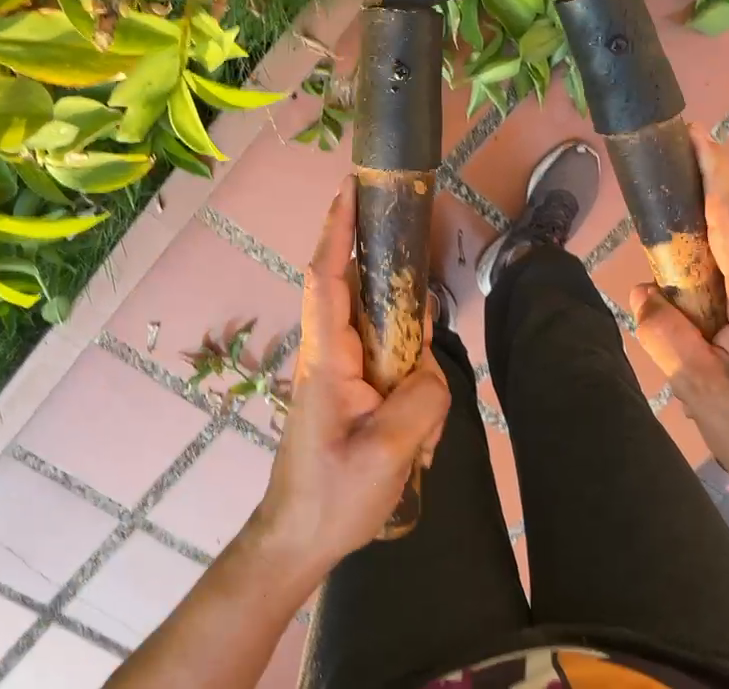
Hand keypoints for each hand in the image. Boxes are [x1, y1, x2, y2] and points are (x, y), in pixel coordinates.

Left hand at [249, 176, 449, 574]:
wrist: (297, 541)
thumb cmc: (331, 496)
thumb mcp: (387, 452)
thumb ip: (422, 399)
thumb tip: (431, 371)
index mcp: (325, 358)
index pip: (327, 277)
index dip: (337, 229)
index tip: (350, 187)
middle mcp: (330, 354)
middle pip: (363, 298)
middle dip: (394, 293)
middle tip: (420, 304)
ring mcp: (341, 374)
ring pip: (387, 340)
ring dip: (412, 373)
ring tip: (417, 436)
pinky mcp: (353, 394)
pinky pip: (391, 373)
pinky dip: (413, 395)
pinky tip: (417, 441)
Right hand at [629, 130, 728, 519]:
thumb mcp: (701, 390)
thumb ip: (665, 334)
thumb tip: (641, 289)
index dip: (714, 172)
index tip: (695, 131)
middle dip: (692, 212)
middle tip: (652, 205)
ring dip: (695, 264)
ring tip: (665, 297)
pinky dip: (707, 289)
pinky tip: (690, 324)